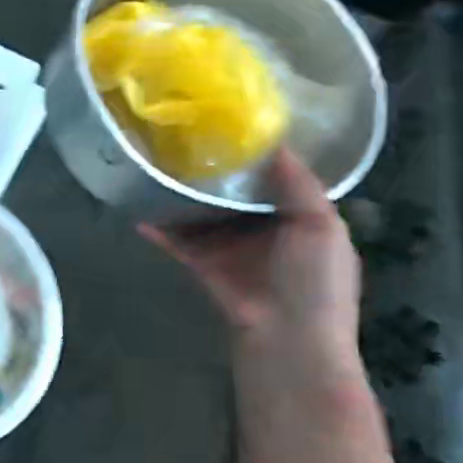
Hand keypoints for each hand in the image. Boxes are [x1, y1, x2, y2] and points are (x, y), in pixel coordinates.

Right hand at [137, 149, 359, 351]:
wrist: (288, 338)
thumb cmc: (315, 280)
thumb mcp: (322, 225)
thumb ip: (299, 185)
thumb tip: (275, 143)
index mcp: (298, 219)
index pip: (275, 180)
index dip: (258, 156)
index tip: (234, 124)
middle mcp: (262, 231)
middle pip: (233, 195)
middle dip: (214, 173)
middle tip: (187, 139)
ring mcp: (230, 249)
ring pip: (203, 215)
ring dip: (184, 197)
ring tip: (159, 166)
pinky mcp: (203, 266)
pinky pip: (179, 243)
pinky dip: (160, 230)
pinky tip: (140, 211)